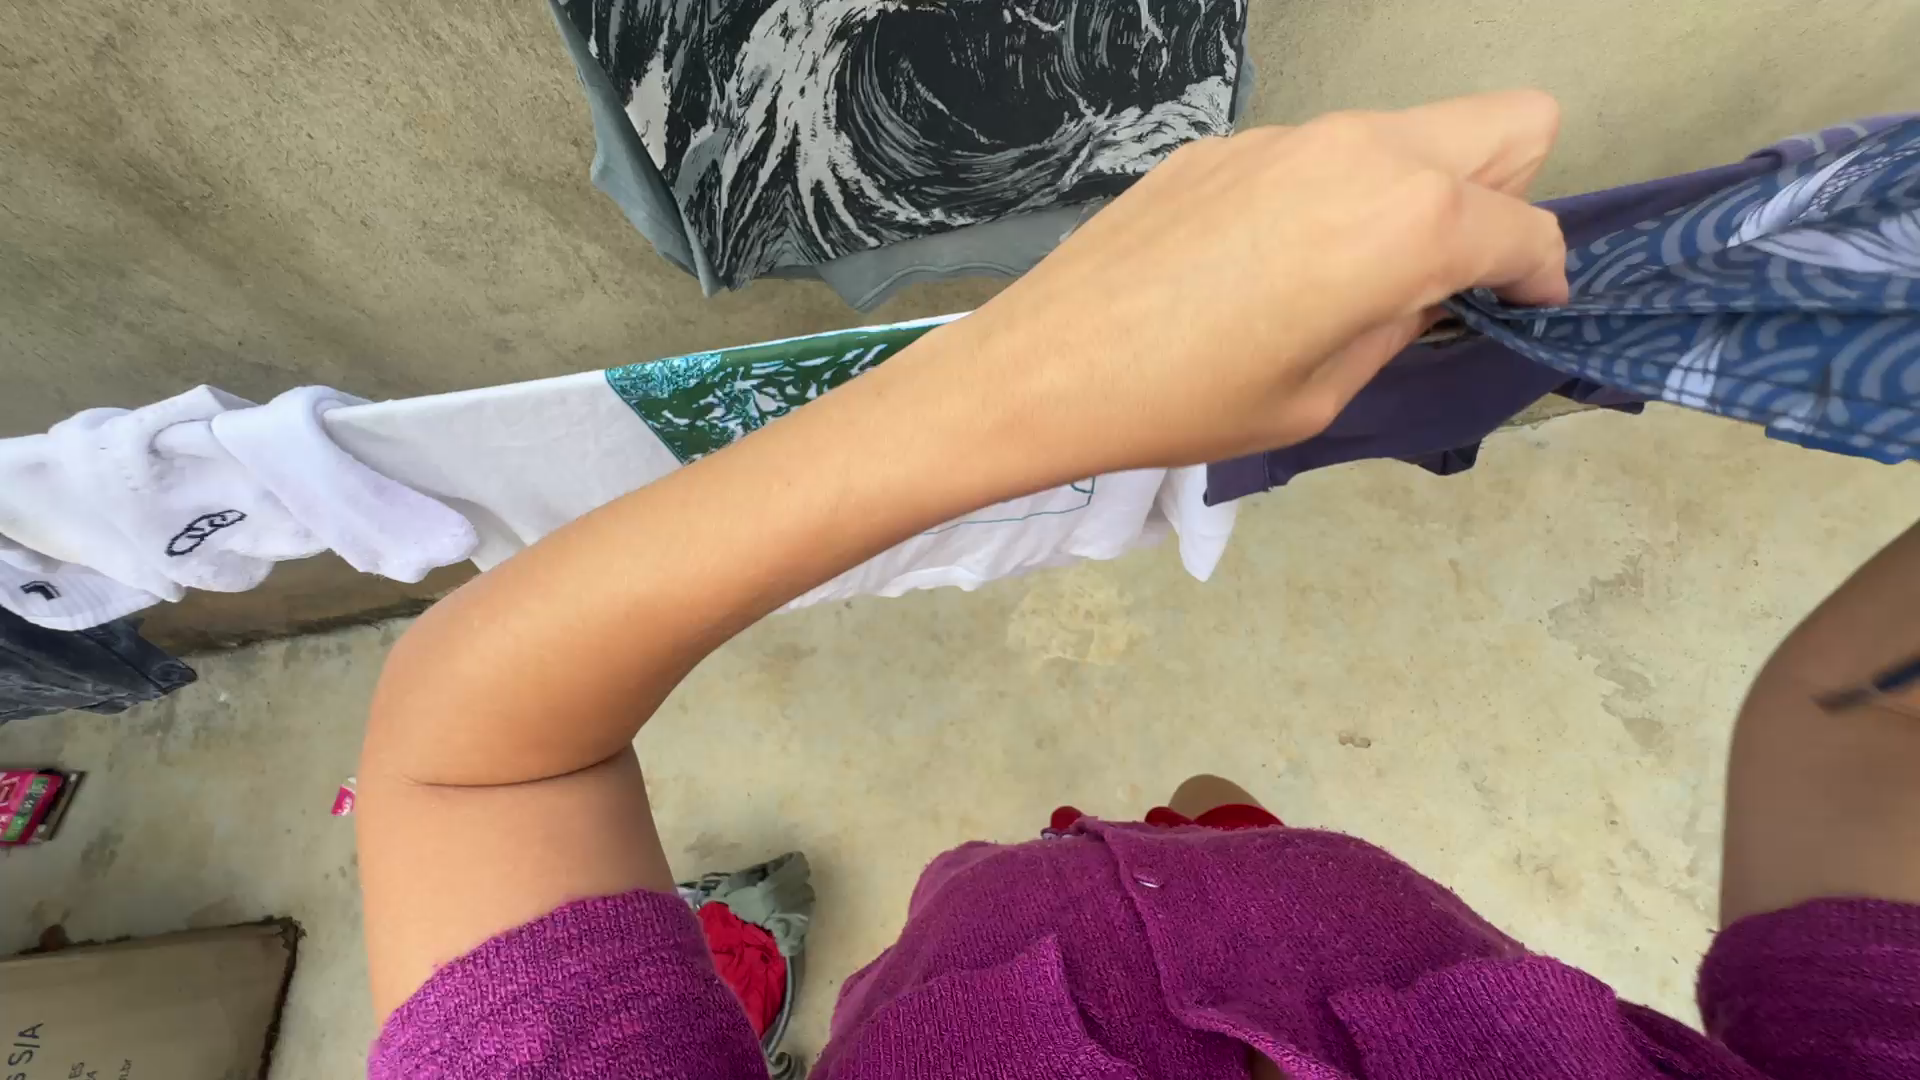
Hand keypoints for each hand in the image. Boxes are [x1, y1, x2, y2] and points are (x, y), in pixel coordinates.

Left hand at [949, 89, 1569, 470]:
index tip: (1526, 302)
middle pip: (1502, 125)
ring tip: (1330, 279)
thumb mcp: (1312, 399)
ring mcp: (1281, 137)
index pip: (1523, 228)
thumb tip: (1423, 289)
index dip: (1539, 273)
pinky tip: (1248, 266)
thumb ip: (1391, 328)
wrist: (1046, 368)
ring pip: (1396, 135)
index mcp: (1404, 224)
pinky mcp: (1216, 147)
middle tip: (1435, 273)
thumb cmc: (1182, 406)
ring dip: (1401, 193)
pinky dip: (1317, 199)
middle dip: (1499, 196)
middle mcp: (1358, 151)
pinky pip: (1308, 156)